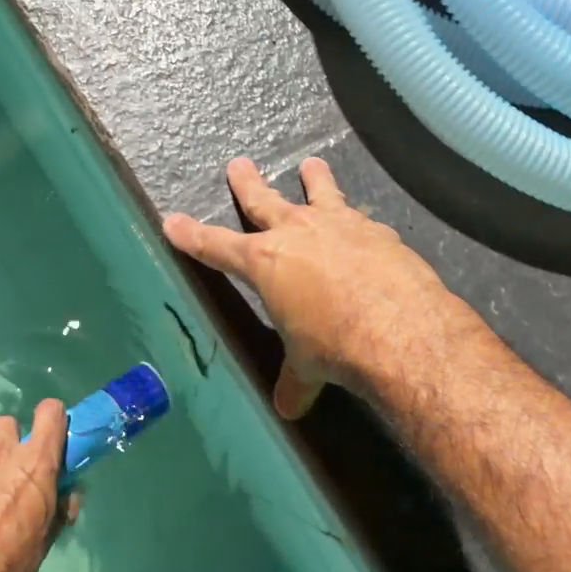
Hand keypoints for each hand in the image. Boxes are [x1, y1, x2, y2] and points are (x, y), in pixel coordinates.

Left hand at [0, 401, 79, 571]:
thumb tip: (69, 496)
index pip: (51, 413)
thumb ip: (60, 507)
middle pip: (4, 425)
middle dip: (4, 444)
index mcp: (34, 463)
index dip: (50, 420)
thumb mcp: (48, 537)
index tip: (48, 436)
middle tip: (1, 475)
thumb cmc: (14, 564)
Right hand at [162, 156, 483, 418]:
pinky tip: (369, 229)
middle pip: (263, 201)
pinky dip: (360, 223)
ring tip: (312, 164)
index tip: (171, 220)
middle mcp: (298, 232)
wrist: (399, 328)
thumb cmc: (335, 345)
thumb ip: (295, 380)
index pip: (217, 246)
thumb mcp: (307, 365)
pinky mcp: (377, 230)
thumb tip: (288, 408)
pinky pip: (363, 221)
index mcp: (266, 261)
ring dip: (314, 179)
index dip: (192, 235)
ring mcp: (340, 225)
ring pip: (320, 192)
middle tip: (238, 163)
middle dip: (247, 184)